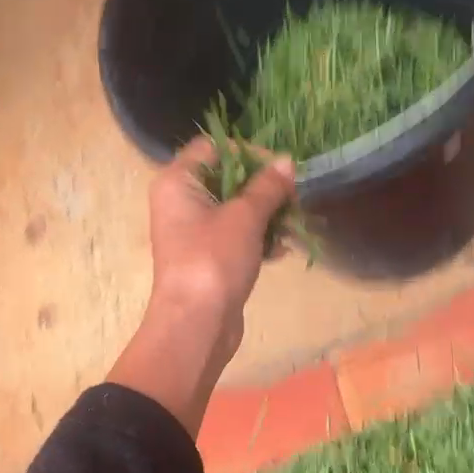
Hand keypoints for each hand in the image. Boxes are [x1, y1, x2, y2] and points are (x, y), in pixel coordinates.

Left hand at [143, 136, 295, 364]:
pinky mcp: (209, 261)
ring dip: (267, 217)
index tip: (280, 168)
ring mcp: (194, 235)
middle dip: (264, 189)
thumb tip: (287, 163)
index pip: (213, 148)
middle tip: (294, 198)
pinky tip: (282, 251)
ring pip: (235, 213)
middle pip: (227, 180)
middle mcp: (181, 203)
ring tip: (295, 225)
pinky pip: (236, 239)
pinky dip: (259, 241)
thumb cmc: (214, 260)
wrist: (197, 324)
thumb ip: (267, 188)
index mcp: (178, 182)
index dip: (248, 153)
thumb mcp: (245, 217)